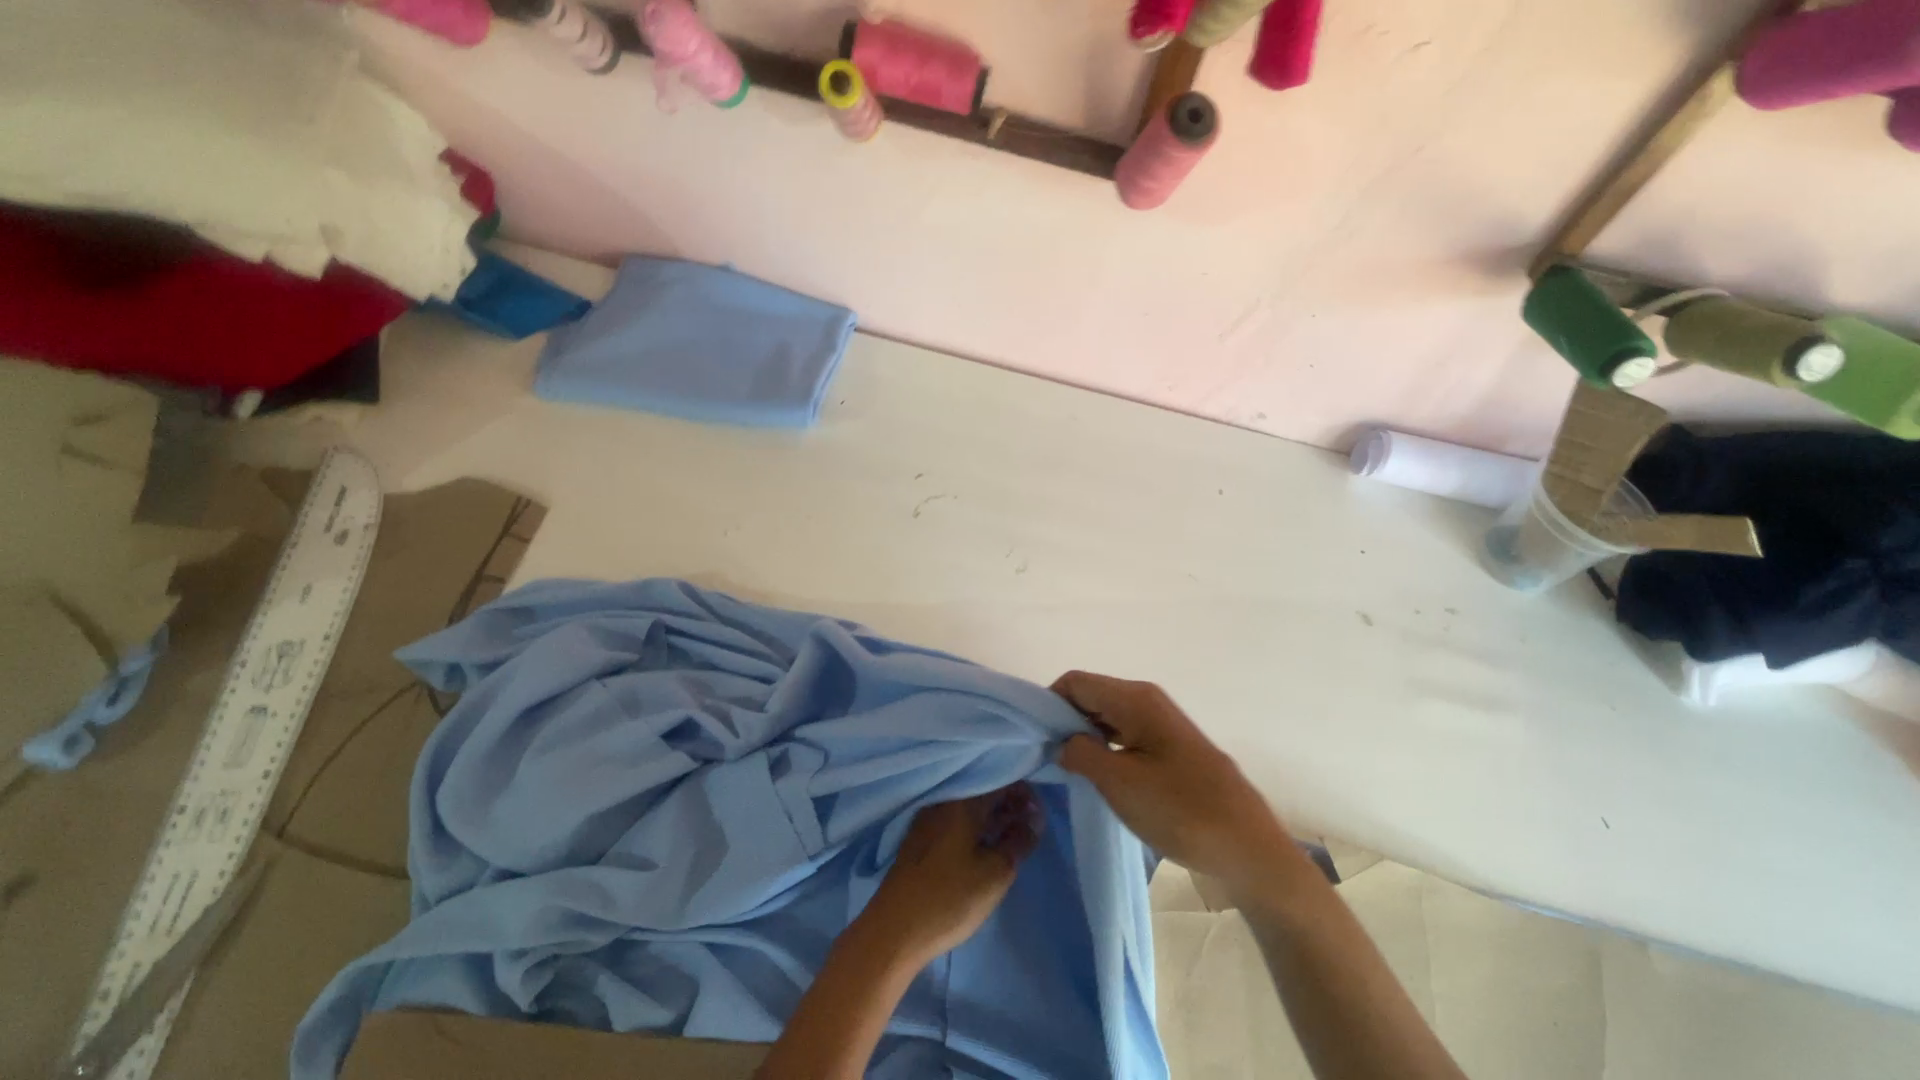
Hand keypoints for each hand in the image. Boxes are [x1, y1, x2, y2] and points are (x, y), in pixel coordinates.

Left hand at [859, 784, 1040, 961]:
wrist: (894, 930)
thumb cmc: (950, 897)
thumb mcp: (996, 871)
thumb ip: (1019, 840)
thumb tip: (1034, 818)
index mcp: (961, 801)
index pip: (999, 778)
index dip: (1024, 791)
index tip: (1038, 815)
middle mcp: (941, 802)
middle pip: (982, 790)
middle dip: (1009, 804)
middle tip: (1028, 830)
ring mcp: (927, 820)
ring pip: (968, 807)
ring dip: (992, 818)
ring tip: (1011, 841)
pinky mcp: (919, 840)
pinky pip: (954, 821)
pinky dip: (974, 828)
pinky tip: (984, 849)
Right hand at [1053, 671, 1291, 888]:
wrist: (1247, 847)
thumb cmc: (1181, 811)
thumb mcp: (1119, 783)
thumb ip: (1080, 753)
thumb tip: (1061, 741)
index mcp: (1135, 699)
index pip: (1074, 682)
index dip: (1048, 706)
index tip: (1033, 741)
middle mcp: (1148, 701)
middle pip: (1090, 697)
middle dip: (1064, 722)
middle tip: (1045, 761)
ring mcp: (1162, 725)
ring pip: (1107, 718)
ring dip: (1084, 739)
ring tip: (1068, 774)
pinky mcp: (1171, 749)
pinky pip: (1125, 736)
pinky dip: (1106, 750)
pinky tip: (1099, 779)